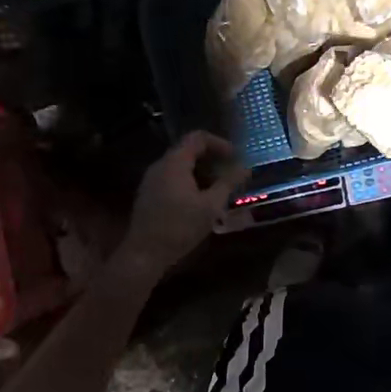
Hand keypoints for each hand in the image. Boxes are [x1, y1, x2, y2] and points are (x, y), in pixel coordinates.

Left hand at [117, 131, 246, 279]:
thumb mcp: (211, 206)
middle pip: (188, 150)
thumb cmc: (180, 227)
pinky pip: (171, 178)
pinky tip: (200, 200)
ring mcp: (151, 179)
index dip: (219, 143)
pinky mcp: (148, 194)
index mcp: (174, 163)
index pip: (198, 138)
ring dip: (201, 172)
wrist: (145, 253)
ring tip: (219, 188)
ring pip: (179, 165)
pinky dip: (189, 181)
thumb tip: (246, 169)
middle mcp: (160, 165)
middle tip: (230, 173)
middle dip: (211, 158)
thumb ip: (228, 183)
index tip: (236, 157)